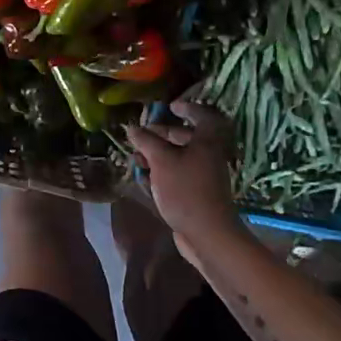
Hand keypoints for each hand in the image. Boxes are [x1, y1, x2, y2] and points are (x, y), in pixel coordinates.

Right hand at [127, 101, 241, 248]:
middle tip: (141, 135)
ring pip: (180, 158)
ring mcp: (204, 176)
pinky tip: (145, 178)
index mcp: (207, 142)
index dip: (187, 108)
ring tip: (137, 159)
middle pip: (187, 137)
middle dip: (162, 134)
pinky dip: (163, 172)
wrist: (207, 233)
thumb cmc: (185, 189)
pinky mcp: (198, 193)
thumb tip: (131, 127)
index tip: (169, 107)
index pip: (202, 116)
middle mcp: (209, 155)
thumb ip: (146, 141)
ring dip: (158, 155)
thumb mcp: (161, 161)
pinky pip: (178, 175)